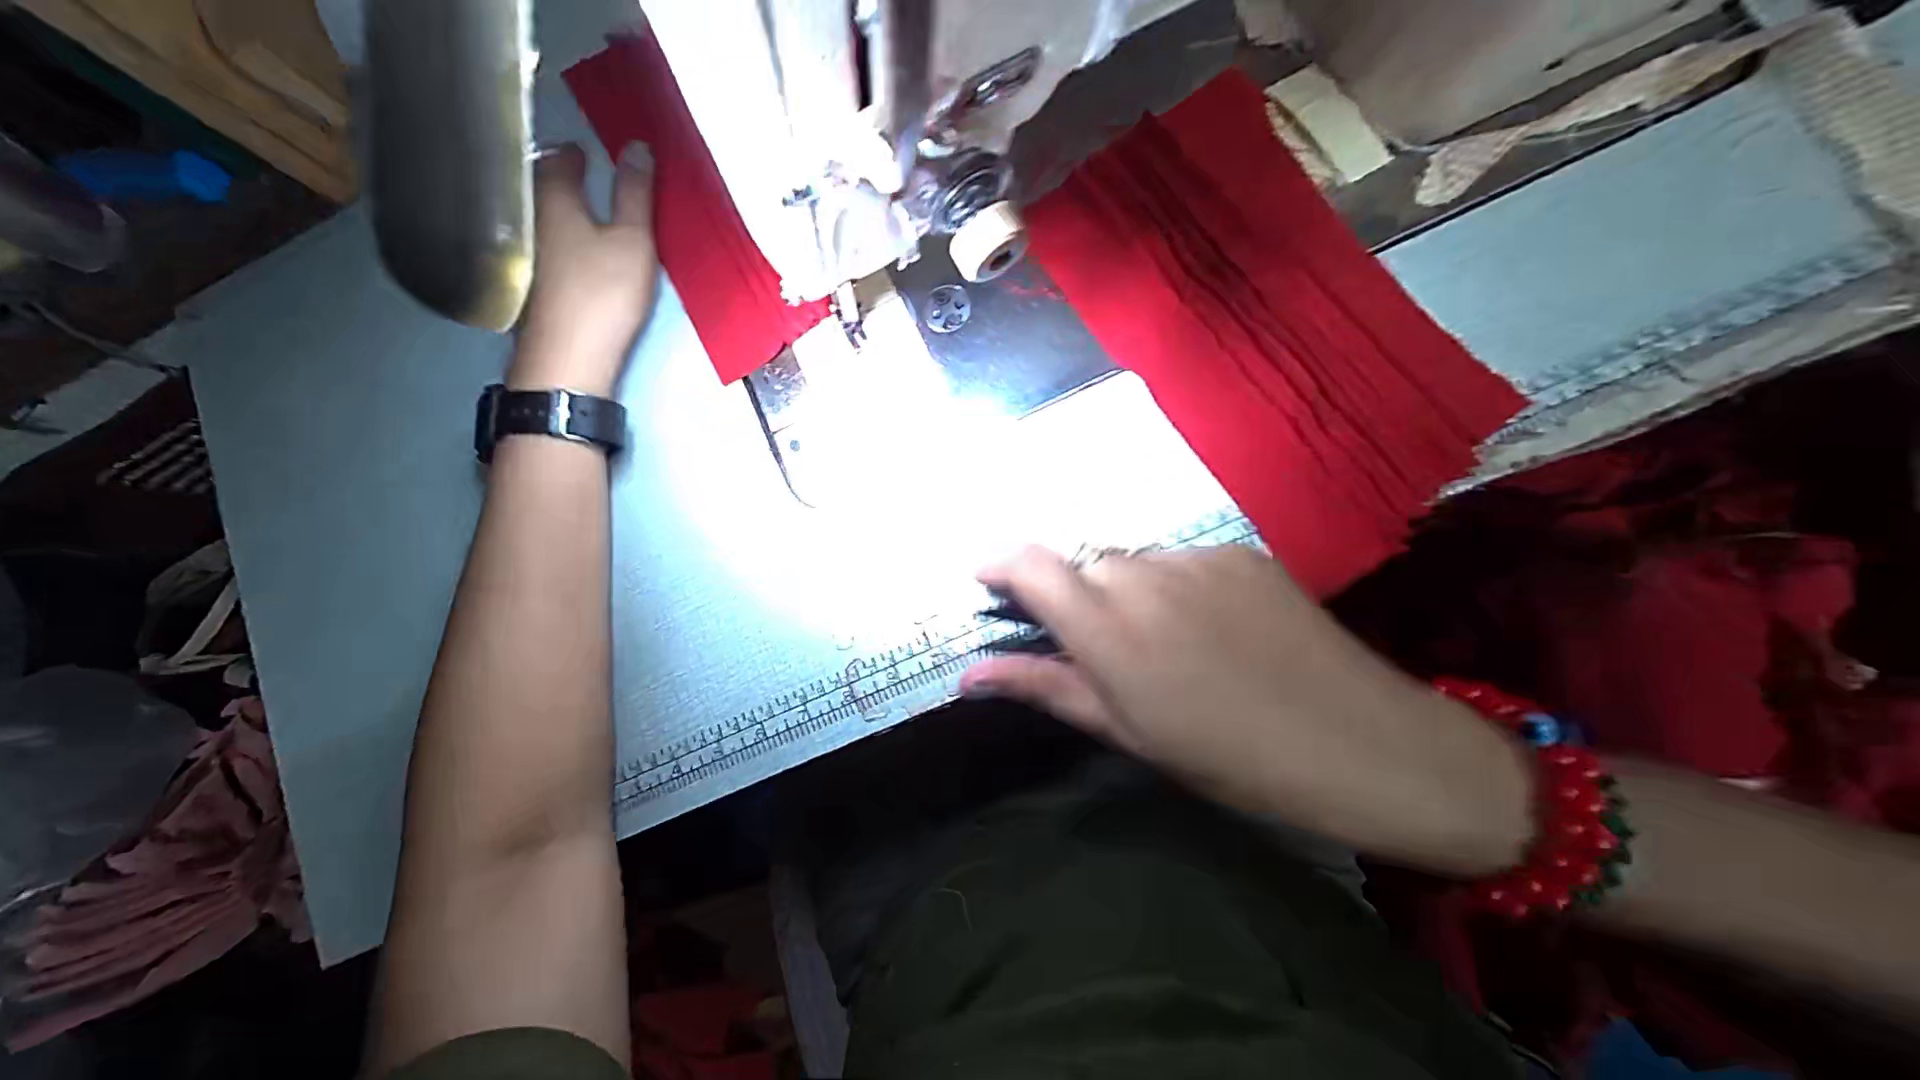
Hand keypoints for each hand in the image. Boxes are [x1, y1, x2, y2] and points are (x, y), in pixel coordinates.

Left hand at [510, 142, 657, 396]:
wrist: (567, 359)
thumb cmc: (603, 294)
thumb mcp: (633, 242)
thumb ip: (636, 195)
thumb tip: (638, 146)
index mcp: (552, 200)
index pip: (556, 161)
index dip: (573, 154)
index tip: (586, 153)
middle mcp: (528, 220)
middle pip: (538, 188)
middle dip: (556, 179)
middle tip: (580, 178)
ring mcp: (523, 256)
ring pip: (536, 220)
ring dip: (554, 212)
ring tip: (579, 213)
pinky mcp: (526, 287)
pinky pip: (540, 248)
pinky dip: (554, 242)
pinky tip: (569, 254)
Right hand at [962, 545, 1534, 876]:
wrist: (1359, 741)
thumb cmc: (1226, 757)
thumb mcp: (1125, 730)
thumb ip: (1044, 687)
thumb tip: (968, 675)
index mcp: (1107, 628)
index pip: (1029, 564)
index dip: (998, 565)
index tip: (986, 583)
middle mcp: (1143, 575)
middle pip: (1083, 566)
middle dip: (1075, 597)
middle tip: (1102, 648)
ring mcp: (1194, 557)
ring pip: (1132, 562)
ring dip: (1127, 593)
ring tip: (1168, 646)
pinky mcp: (1237, 551)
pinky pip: (1181, 561)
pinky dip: (1173, 588)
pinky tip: (1211, 631)